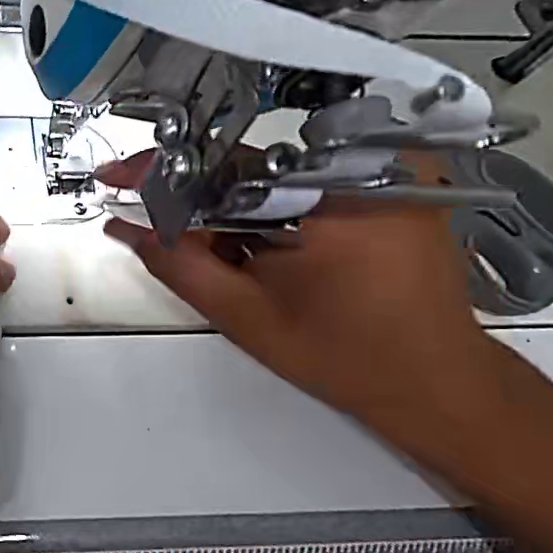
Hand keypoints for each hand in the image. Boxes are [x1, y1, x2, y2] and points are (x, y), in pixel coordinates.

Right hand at [97, 151, 501, 431]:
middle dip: (200, 202)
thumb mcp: (246, 315)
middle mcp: (369, 169)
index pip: (225, 168)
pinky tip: (263, 253)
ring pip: (275, 178)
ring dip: (235, 211)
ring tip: (229, 260)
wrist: (434, 383)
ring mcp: (389, 176)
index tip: (118, 183)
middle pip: (250, 170)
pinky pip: (307, 185)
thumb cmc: (346, 358)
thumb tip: (127, 228)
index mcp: (334, 197)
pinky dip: (272, 212)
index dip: (164, 178)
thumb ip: (179, 266)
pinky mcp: (394, 188)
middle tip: (163, 233)